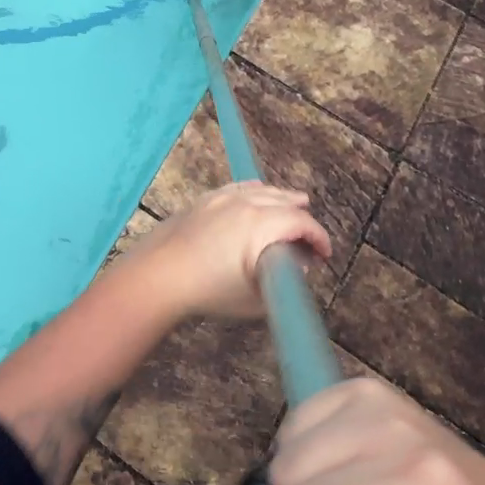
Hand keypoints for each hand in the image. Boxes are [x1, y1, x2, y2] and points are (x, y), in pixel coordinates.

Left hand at [114, 181, 330, 318]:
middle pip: (282, 201)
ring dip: (280, 197)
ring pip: (260, 191)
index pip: (301, 223)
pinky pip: (237, 188)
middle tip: (311, 234)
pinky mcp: (203, 201)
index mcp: (261, 224)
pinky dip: (254, 190)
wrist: (159, 274)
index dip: (318, 238)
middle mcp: (244, 203)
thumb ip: (283, 281)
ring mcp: (221, 198)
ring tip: (296, 200)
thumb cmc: (210, 290)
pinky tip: (257, 190)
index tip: (325, 255)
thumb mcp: (256, 296)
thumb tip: (296, 268)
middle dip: (301, 216)